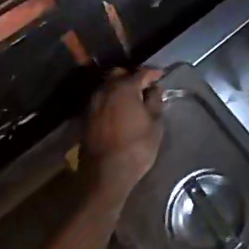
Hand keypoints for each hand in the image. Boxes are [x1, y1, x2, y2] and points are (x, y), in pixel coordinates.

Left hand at [82, 68, 165, 204]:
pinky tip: (120, 110)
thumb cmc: (136, 148)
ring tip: (133, 98)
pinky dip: (111, 100)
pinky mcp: (86, 116)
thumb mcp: (155, 125)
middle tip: (146, 86)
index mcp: (124, 88)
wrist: (106, 175)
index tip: (162, 76)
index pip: (142, 73)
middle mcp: (105, 90)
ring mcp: (93, 103)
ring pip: (107, 86)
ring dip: (120, 88)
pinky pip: (101, 100)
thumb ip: (155, 102)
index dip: (154, 73)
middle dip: (133, 76)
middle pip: (119, 74)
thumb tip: (155, 89)